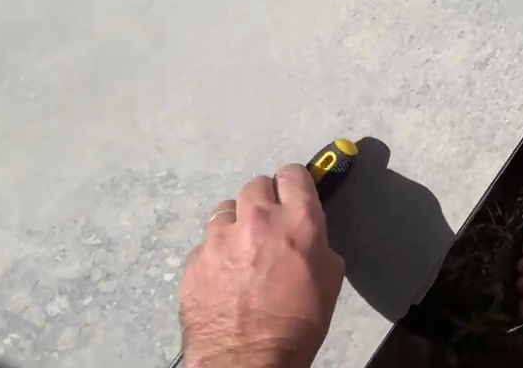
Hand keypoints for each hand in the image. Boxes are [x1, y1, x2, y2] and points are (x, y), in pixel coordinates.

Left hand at [179, 164, 344, 367]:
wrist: (249, 363)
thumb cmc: (301, 317)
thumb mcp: (330, 270)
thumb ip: (315, 238)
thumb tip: (304, 231)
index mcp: (298, 217)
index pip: (292, 173)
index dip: (294, 183)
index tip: (295, 195)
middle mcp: (257, 220)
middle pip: (256, 185)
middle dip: (264, 199)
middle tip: (269, 222)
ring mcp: (219, 242)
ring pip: (225, 211)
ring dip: (236, 223)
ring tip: (241, 248)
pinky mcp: (192, 266)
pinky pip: (204, 245)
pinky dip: (215, 253)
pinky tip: (222, 275)